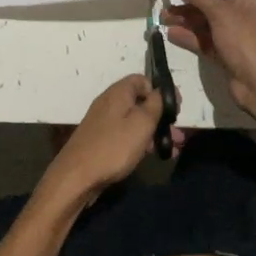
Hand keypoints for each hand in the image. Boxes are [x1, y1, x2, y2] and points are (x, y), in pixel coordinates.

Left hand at [40, 74, 169, 204]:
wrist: (77, 176)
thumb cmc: (114, 147)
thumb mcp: (141, 123)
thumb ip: (155, 104)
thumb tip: (161, 90)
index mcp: (118, 92)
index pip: (142, 80)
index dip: (160, 91)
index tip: (176, 108)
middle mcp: (110, 103)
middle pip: (140, 101)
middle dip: (161, 116)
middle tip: (179, 133)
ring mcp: (104, 122)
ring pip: (135, 121)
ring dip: (155, 132)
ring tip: (174, 148)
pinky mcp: (102, 140)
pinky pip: (127, 135)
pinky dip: (142, 142)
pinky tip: (156, 155)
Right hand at [161, 0, 255, 117]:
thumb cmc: (244, 40)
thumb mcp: (220, 13)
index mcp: (250, 3)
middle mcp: (244, 19)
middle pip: (211, 9)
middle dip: (187, 8)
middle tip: (165, 7)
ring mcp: (235, 39)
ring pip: (206, 27)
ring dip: (185, 23)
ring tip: (162, 19)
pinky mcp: (226, 56)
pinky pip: (205, 42)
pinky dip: (190, 38)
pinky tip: (171, 34)